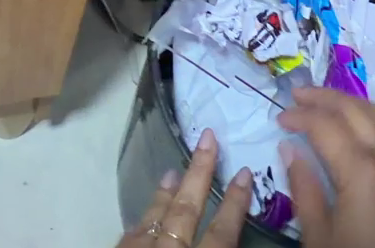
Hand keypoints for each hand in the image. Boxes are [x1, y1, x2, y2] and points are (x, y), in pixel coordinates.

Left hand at [118, 128, 254, 247]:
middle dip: (199, 173)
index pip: (221, 233)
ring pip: (154, 218)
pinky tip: (142, 215)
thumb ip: (219, 246)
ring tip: (172, 171)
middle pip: (186, 210)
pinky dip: (141, 221)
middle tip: (208, 136)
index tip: (245, 172)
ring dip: (165, 195)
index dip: (235, 204)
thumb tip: (230, 233)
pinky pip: (129, 235)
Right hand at [278, 87, 374, 247]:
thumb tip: (290, 149)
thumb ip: (304, 190)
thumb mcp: (322, 239)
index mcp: (361, 170)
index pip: (324, 124)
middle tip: (297, 94)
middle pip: (353, 107)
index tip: (279, 119)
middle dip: (322, 96)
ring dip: (351, 101)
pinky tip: (363, 126)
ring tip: (328, 102)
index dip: (299, 116)